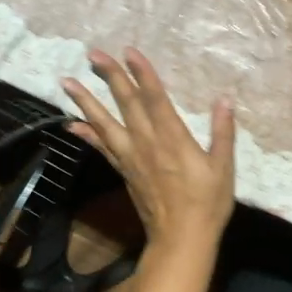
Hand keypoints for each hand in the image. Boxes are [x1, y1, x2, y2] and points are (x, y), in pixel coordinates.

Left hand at [62, 49, 236, 255]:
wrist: (181, 240)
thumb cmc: (208, 203)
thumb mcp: (223, 167)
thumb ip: (222, 133)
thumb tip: (224, 99)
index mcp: (173, 138)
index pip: (155, 99)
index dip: (143, 74)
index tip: (130, 52)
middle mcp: (147, 143)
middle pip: (127, 104)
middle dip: (111, 77)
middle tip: (94, 54)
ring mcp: (132, 157)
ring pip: (106, 123)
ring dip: (87, 101)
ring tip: (67, 83)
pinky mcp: (124, 170)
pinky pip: (102, 148)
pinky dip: (87, 134)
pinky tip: (72, 124)